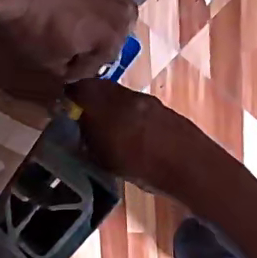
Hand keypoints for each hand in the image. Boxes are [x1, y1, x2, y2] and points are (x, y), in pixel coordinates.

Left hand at [0, 0, 150, 80]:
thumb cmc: (34, 26)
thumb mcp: (47, 60)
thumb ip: (65, 66)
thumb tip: (68, 67)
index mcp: (113, 39)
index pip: (98, 62)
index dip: (77, 69)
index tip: (60, 71)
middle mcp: (122, 9)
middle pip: (109, 32)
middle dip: (93, 42)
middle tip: (67, 46)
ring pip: (110, 3)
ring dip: (98, 12)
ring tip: (87, 20)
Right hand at [66, 79, 220, 195]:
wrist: (194, 169)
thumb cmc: (147, 170)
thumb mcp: (108, 161)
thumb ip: (91, 141)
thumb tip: (79, 129)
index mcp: (110, 109)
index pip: (80, 90)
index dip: (69, 95)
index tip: (61, 104)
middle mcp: (127, 98)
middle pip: (101, 88)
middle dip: (88, 95)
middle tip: (79, 111)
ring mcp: (147, 101)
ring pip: (119, 95)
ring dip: (108, 103)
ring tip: (103, 124)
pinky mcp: (162, 108)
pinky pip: (135, 103)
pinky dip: (126, 111)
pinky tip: (128, 130)